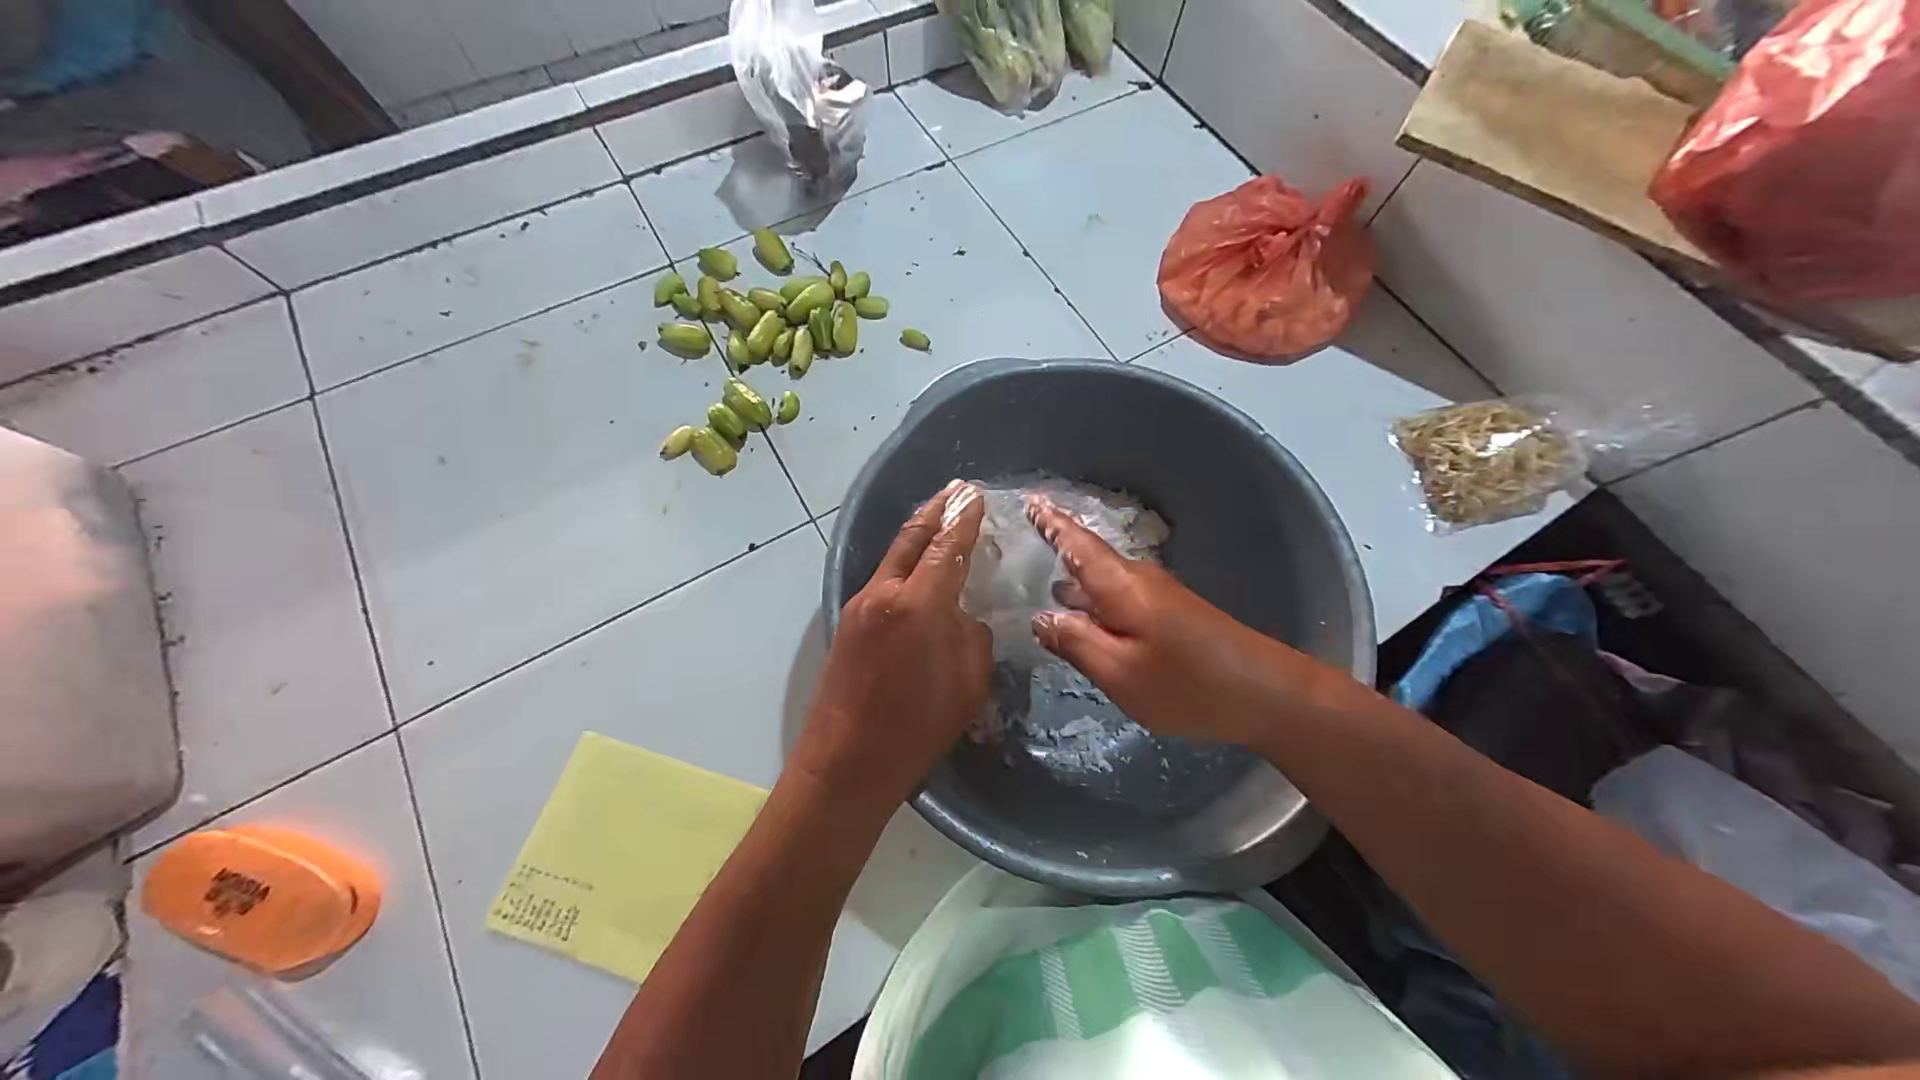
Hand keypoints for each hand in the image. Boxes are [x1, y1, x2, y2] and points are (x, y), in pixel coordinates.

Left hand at [793, 481, 992, 807]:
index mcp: (917, 605)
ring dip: (918, 534)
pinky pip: (883, 579)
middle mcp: (883, 593)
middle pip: (911, 537)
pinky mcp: (848, 621)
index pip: (947, 548)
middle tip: (957, 490)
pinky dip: (905, 562)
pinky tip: (919, 567)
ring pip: (893, 556)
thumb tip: (961, 614)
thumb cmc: (914, 730)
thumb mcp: (966, 684)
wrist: (845, 763)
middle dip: (936, 510)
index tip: (975, 495)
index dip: (964, 520)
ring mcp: (860, 605)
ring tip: (941, 520)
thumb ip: (970, 636)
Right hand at [1026, 495, 1372, 749]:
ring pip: (1104, 579)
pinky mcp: (1171, 615)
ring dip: (1074, 573)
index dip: (1051, 522)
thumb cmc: (1188, 684)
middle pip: (1089, 555)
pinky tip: (1081, 615)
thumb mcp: (1119, 672)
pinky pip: (1119, 597)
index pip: (1076, 543)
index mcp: (1121, 586)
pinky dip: (1094, 596)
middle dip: (1057, 543)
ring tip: (1040, 575)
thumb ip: (1074, 642)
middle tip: (1023, 536)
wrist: (1268, 694)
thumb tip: (1039, 618)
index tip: (1030, 500)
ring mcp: (1158, 597)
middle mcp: (1138, 580)